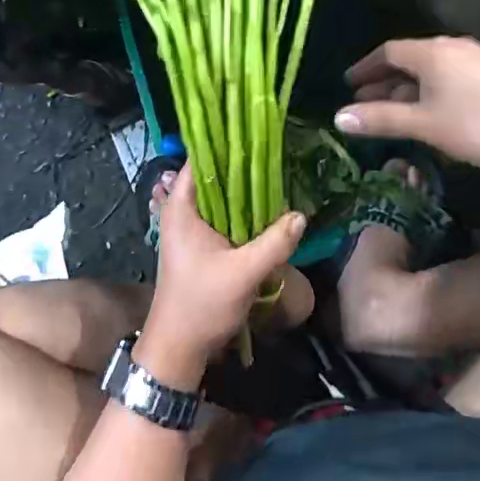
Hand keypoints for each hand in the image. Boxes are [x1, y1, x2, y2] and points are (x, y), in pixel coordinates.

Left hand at [137, 165, 304, 387]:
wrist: (178, 347)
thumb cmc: (201, 304)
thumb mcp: (242, 273)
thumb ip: (273, 243)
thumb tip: (301, 214)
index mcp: (181, 206)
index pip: (200, 158)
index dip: (225, 143)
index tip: (255, 133)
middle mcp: (182, 209)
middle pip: (212, 175)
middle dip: (241, 166)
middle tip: (274, 153)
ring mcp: (191, 226)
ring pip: (220, 197)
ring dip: (244, 191)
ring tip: (276, 176)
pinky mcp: (202, 243)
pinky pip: (223, 215)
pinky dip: (241, 211)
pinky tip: (266, 210)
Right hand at [333, 37, 479, 173]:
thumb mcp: (426, 125)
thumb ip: (382, 120)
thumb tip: (338, 117)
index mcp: (432, 53)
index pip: (387, 51)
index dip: (365, 67)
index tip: (349, 83)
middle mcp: (455, 48)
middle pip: (410, 60)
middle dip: (386, 82)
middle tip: (366, 102)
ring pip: (434, 71)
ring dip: (411, 89)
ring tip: (397, 113)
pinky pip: (455, 78)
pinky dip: (435, 92)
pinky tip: (439, 115)